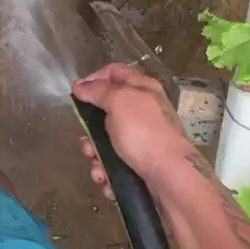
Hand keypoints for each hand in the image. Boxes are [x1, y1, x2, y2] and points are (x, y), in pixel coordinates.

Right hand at [72, 64, 199, 193]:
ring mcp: (142, 137)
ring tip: (97, 165)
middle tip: (85, 139)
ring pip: (106, 139)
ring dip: (95, 153)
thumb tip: (79, 86)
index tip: (78, 93)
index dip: (94, 78)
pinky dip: (106, 169)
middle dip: (90, 127)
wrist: (171, 176)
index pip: (114, 72)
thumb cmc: (145, 133)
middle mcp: (143, 110)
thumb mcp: (119, 102)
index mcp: (143, 89)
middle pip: (106, 109)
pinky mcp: (140, 160)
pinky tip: (105, 176)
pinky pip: (114, 160)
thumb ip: (97, 91)